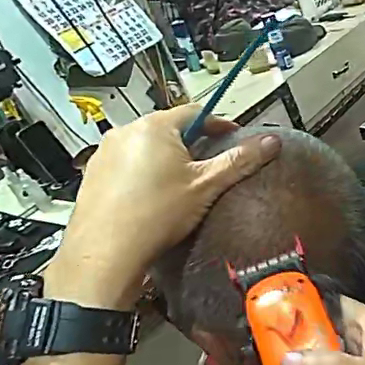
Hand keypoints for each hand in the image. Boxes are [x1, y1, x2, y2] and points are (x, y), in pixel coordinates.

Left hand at [47, 105, 278, 308]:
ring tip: (181, 185)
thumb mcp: (207, 185)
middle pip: (169, 128)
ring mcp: (105, 153)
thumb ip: (240, 160)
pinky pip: (127, 164)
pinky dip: (144, 173)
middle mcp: (125, 132)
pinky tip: (154, 197)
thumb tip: (270, 142)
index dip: (218, 124)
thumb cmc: (155, 215)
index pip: (195, 112)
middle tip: (209, 166)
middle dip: (192, 143)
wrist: (106, 253)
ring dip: (166, 158)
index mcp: (154, 127)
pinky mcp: (94, 174)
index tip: (232, 136)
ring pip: (146, 147)